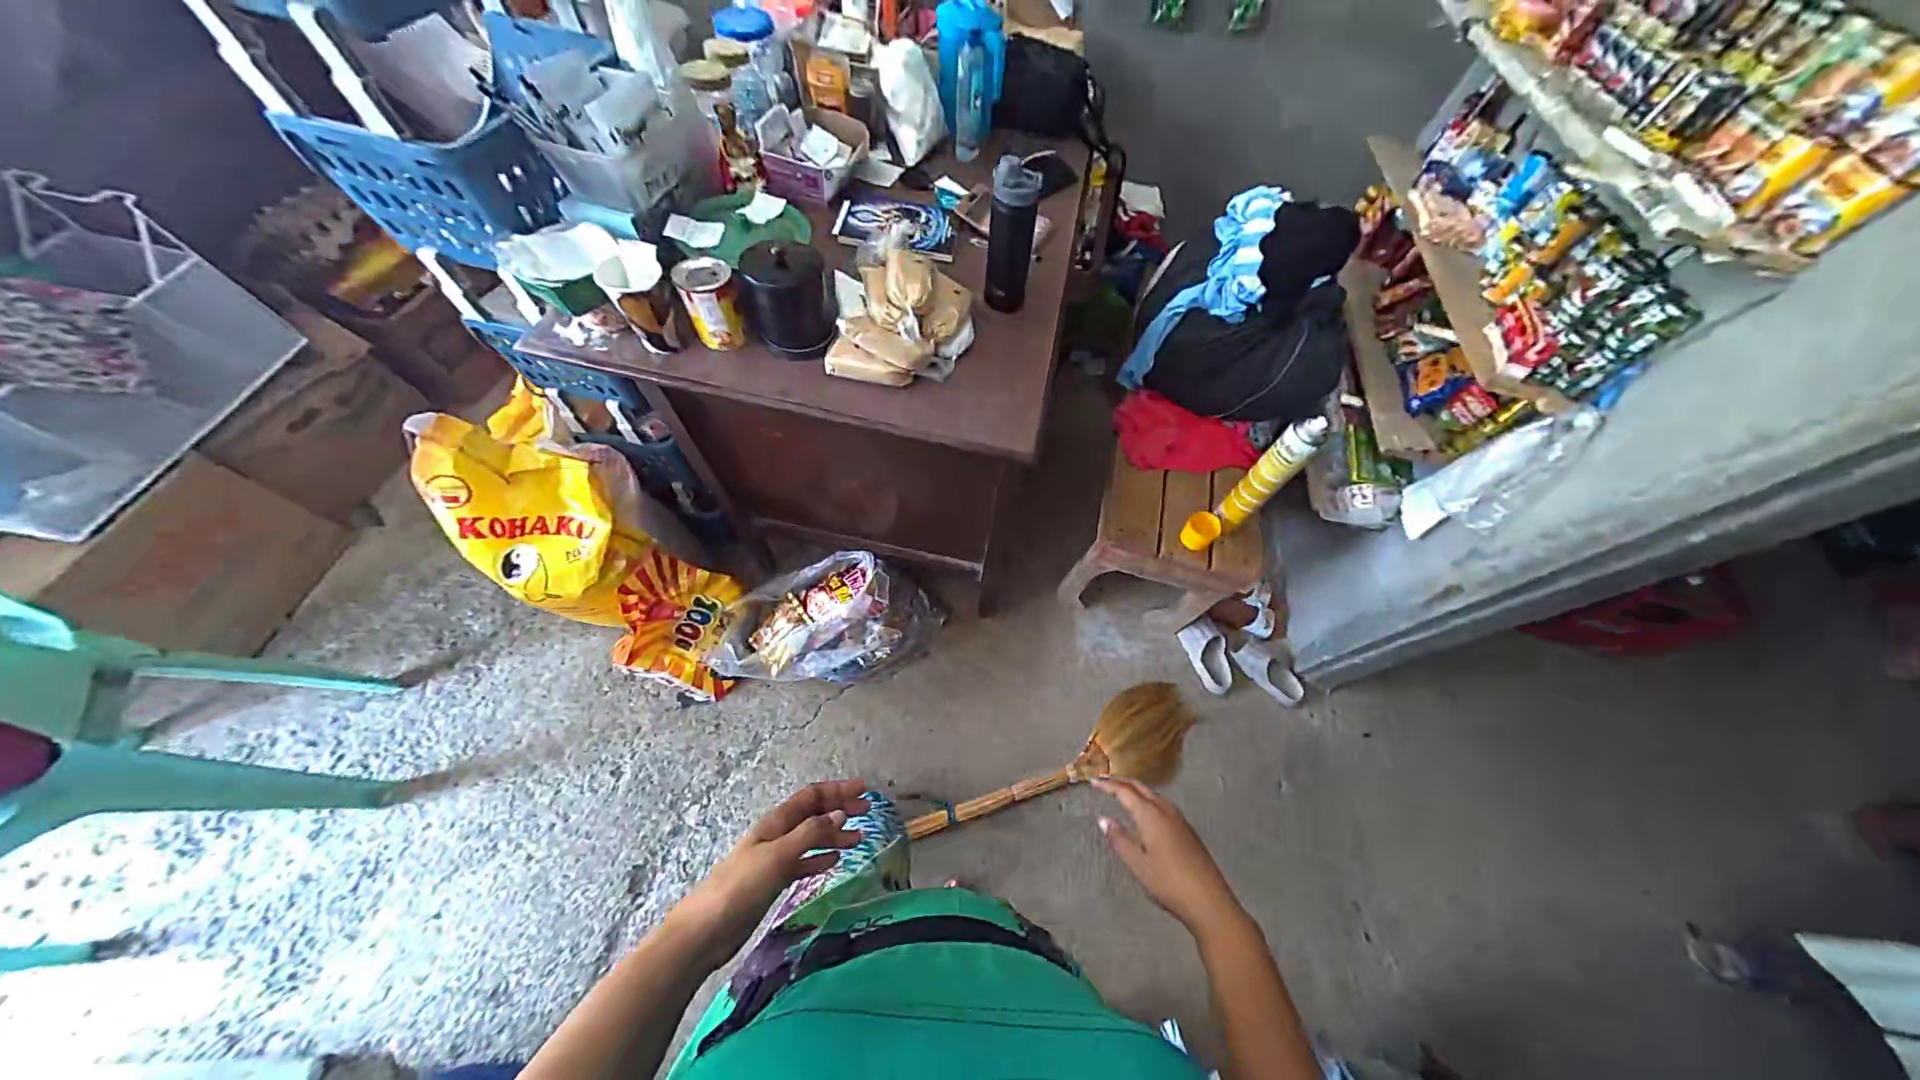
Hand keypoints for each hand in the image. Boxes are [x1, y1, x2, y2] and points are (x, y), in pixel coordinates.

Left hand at [664, 780, 868, 969]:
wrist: (706, 930)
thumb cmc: (741, 886)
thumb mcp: (779, 855)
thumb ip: (811, 834)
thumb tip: (841, 815)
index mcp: (776, 822)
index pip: (811, 796)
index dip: (837, 790)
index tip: (863, 791)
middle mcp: (777, 834)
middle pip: (813, 814)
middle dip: (840, 809)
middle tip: (867, 813)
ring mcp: (775, 858)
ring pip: (811, 838)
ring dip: (835, 835)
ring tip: (859, 840)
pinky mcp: (773, 881)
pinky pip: (804, 862)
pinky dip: (820, 858)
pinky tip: (834, 863)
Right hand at [1093, 776, 1245, 934]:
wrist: (1210, 901)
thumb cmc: (1169, 883)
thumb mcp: (1138, 865)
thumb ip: (1120, 840)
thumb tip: (1104, 820)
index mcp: (1151, 816)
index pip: (1125, 792)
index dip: (1108, 785)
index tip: (1093, 781)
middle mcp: (1166, 811)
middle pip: (1141, 788)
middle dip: (1122, 782)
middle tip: (1104, 781)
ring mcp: (1180, 820)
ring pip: (1154, 795)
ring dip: (1136, 789)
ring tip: (1122, 792)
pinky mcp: (1188, 830)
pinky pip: (1162, 804)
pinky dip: (1148, 799)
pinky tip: (1146, 810)